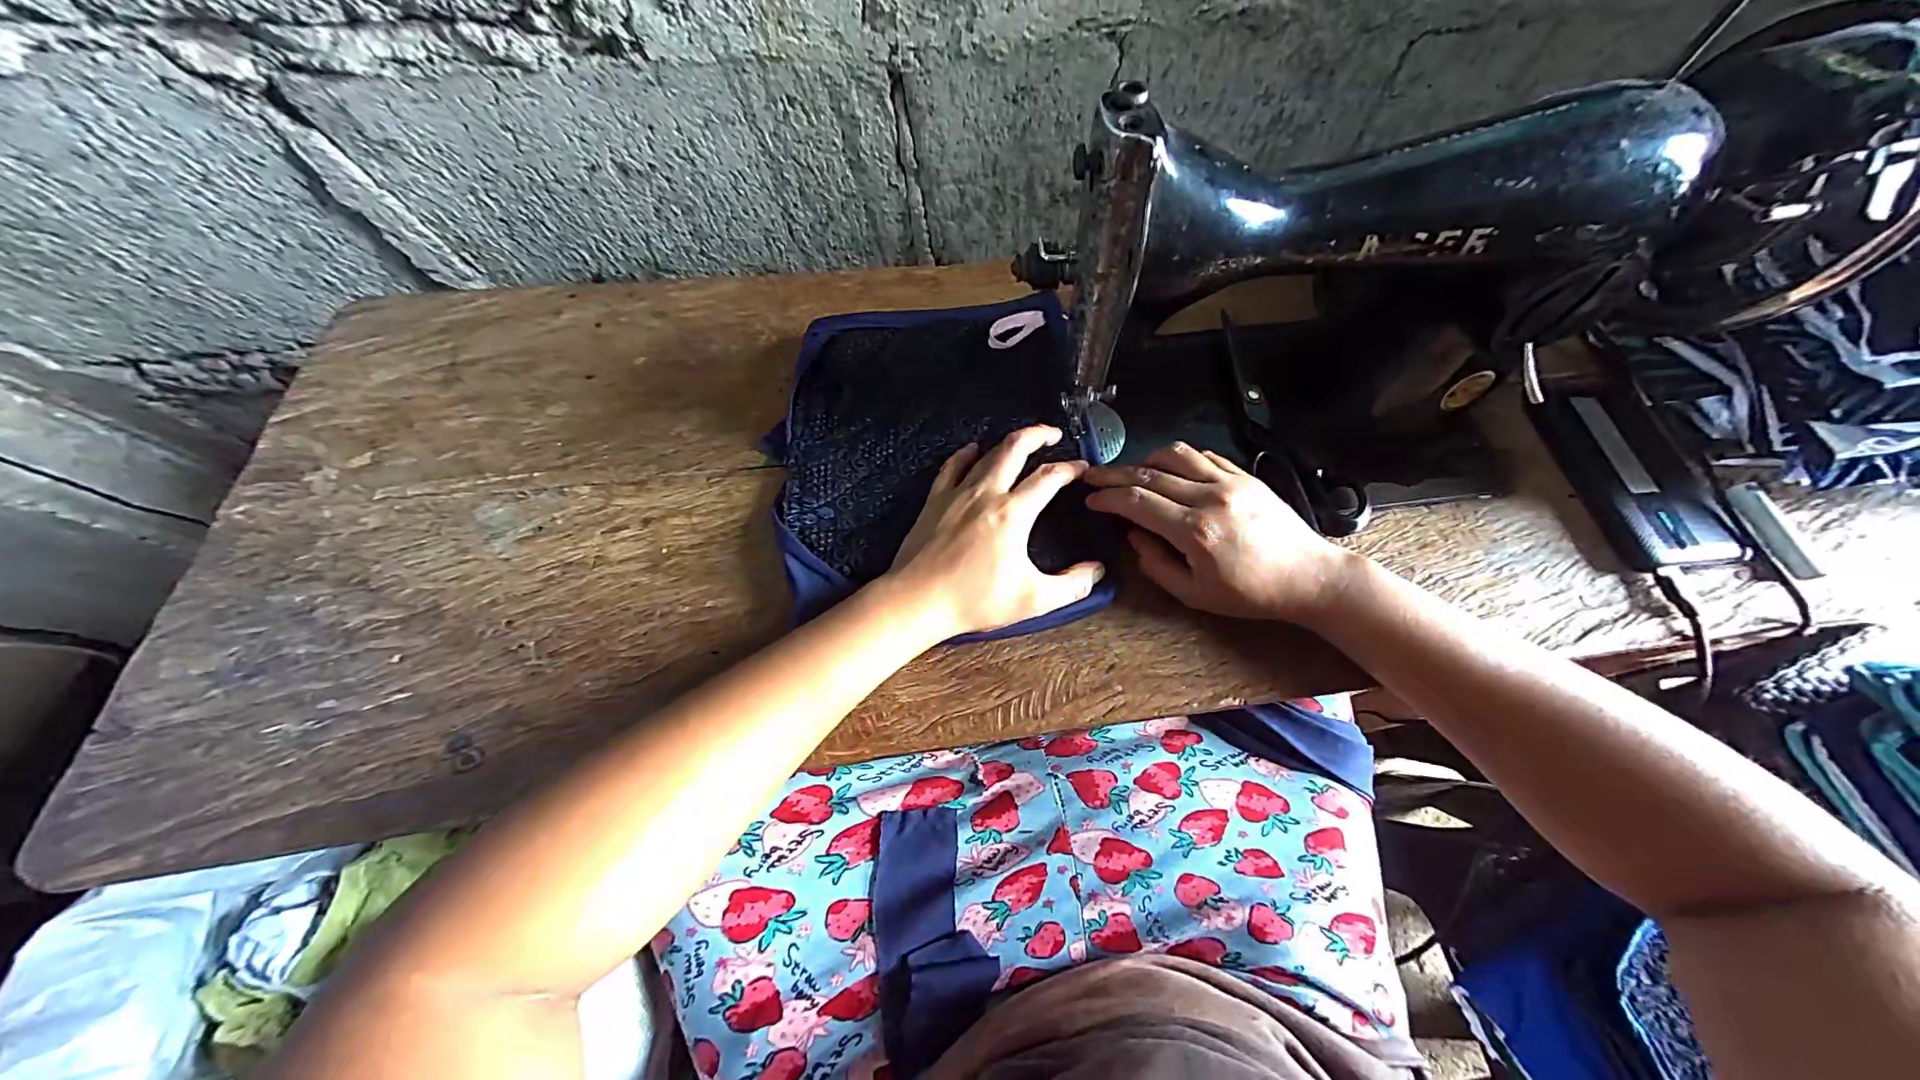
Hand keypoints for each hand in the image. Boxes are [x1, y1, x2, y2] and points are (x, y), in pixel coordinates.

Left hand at [884, 425, 1106, 638]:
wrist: (917, 601)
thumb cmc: (974, 600)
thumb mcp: (1034, 599)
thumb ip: (1072, 586)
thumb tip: (1096, 571)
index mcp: (1013, 513)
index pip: (1048, 478)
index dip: (1070, 468)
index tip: (1082, 468)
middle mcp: (985, 494)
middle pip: (1015, 448)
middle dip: (1038, 435)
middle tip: (1053, 434)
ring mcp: (956, 495)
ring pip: (986, 455)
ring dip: (1007, 443)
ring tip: (1021, 441)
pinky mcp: (934, 502)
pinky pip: (951, 467)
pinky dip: (965, 454)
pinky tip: (972, 450)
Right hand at [1084, 442, 1356, 623]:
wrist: (1310, 577)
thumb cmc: (1251, 594)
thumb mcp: (1194, 594)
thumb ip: (1156, 565)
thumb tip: (1133, 536)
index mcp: (1194, 530)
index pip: (1137, 502)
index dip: (1107, 498)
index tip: (1090, 499)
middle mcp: (1210, 498)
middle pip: (1148, 473)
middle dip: (1114, 474)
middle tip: (1093, 476)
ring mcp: (1231, 482)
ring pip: (1175, 454)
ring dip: (1145, 459)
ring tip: (1131, 471)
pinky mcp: (1246, 476)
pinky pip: (1203, 456)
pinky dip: (1178, 458)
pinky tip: (1169, 470)